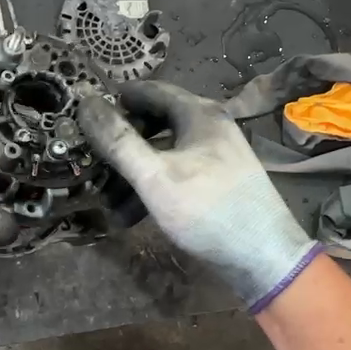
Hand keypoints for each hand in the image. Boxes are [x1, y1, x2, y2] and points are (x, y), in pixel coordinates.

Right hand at [77, 81, 319, 312]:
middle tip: (91, 161)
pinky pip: (175, 175)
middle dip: (120, 144)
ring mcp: (216, 156)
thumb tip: (85, 103)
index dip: (115, 100)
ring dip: (132, 173)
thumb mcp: (155, 176)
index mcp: (199, 114)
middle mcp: (209, 127)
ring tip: (105, 201)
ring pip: (162, 154)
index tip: (84, 115)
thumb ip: (118, 141)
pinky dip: (151, 189)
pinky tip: (130, 216)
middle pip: (154, 124)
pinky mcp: (217, 183)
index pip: (149, 90)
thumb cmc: (208, 210)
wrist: (266, 259)